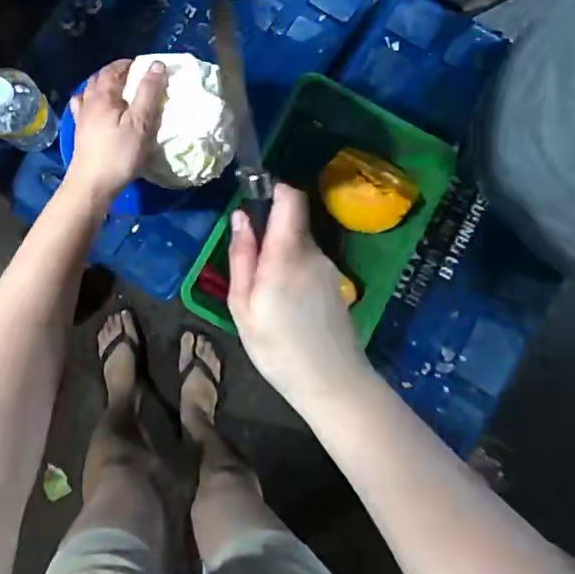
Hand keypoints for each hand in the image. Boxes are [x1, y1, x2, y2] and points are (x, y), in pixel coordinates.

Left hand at [63, 58, 165, 204]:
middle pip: (100, 78)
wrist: (92, 184)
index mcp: (102, 95)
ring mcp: (81, 117)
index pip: (114, 69)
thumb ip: (148, 92)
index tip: (146, 66)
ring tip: (121, 92)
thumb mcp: (141, 122)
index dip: (130, 64)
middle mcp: (88, 101)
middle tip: (136, 78)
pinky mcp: (80, 133)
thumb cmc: (119, 153)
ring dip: (104, 87)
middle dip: (117, 73)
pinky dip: (94, 103)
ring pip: (91, 93)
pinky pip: (85, 108)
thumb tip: (156, 64)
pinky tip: (100, 111)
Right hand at [226, 183, 377, 408]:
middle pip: (290, 224)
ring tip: (261, 297)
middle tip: (245, 272)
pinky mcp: (334, 284)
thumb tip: (240, 216)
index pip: (291, 200)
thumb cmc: (277, 347)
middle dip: (266, 235)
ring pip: (296, 245)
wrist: (333, 384)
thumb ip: (242, 257)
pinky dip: (289, 272)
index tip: (252, 196)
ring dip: (277, 257)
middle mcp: (312, 254)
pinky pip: (305, 263)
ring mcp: (327, 269)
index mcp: (287, 255)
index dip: (273, 189)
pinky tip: (282, 306)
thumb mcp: (243, 305)